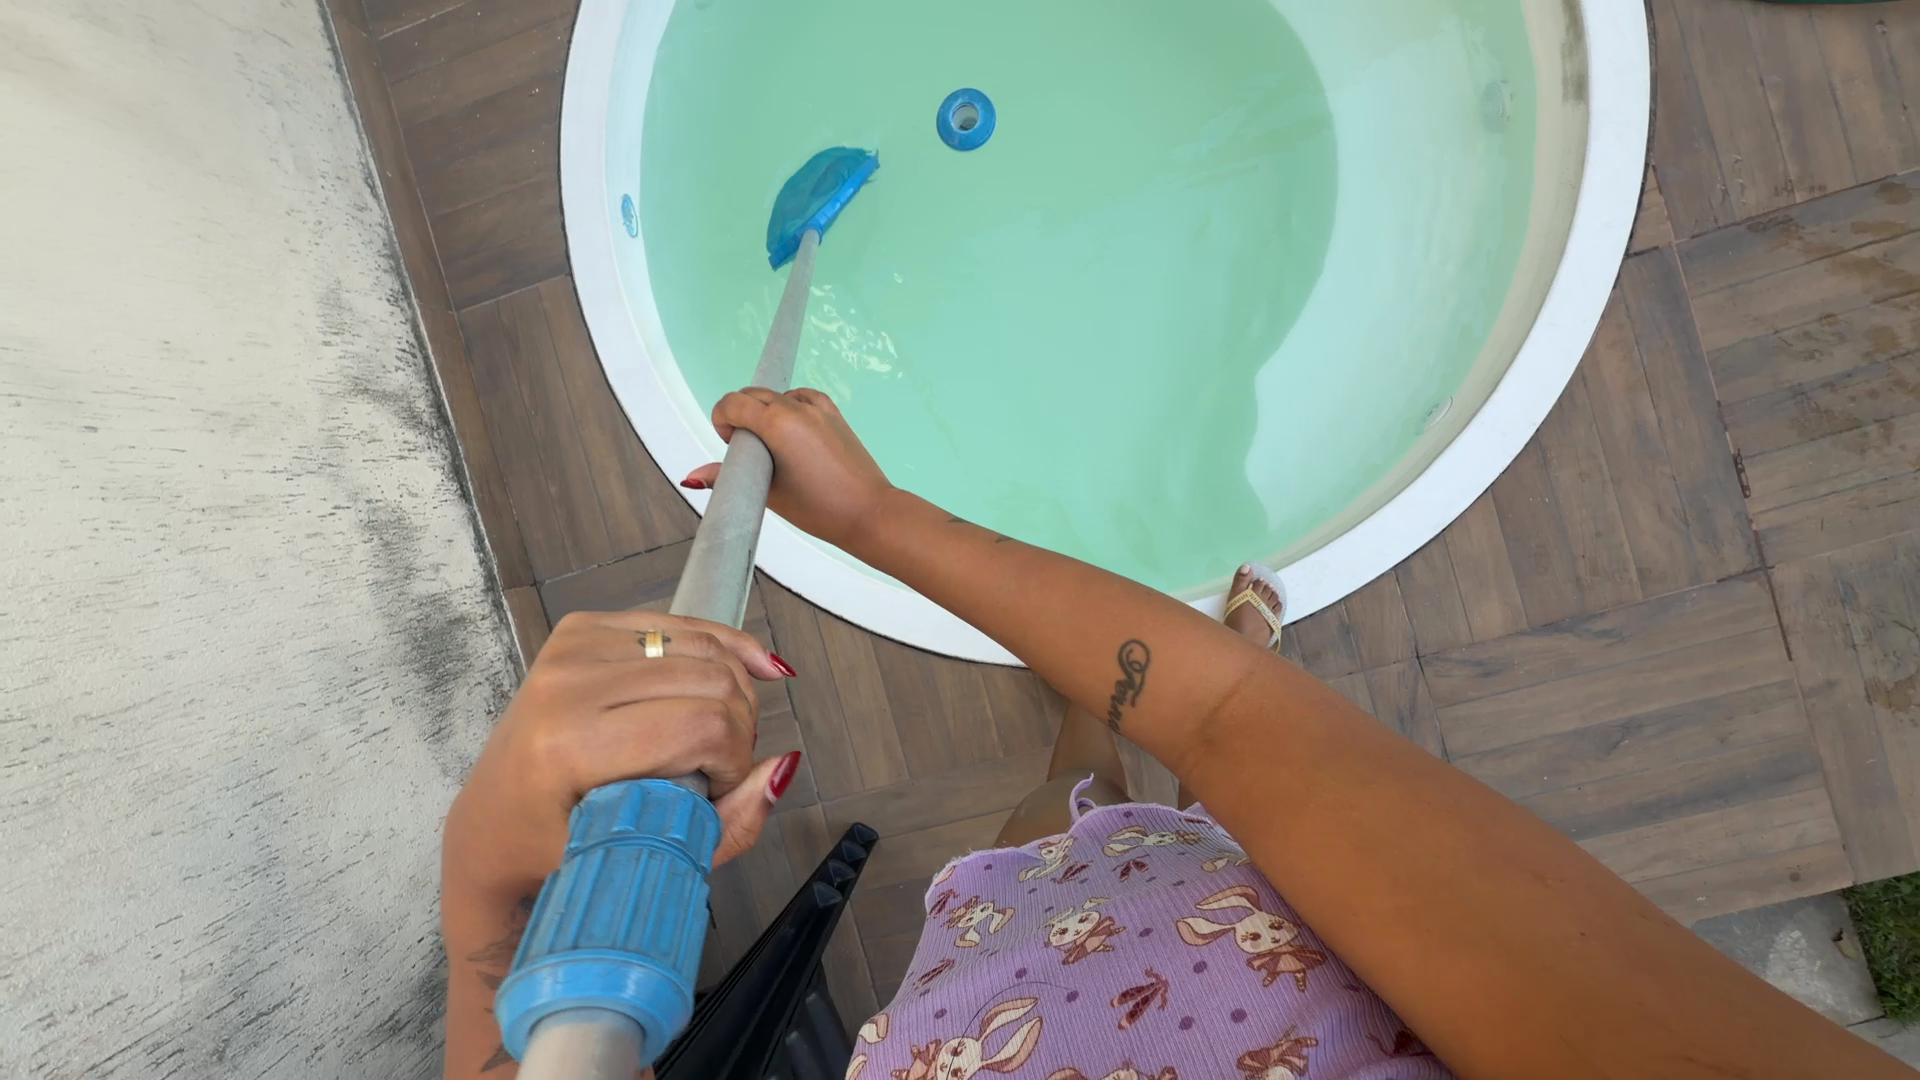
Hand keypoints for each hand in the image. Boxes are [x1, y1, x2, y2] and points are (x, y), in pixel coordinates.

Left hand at [442, 611, 801, 904]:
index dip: (735, 758)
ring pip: (706, 646)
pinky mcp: (583, 627)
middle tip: (723, 764)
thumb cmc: (557, 854)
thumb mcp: (646, 862)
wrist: (489, 827)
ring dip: (736, 689)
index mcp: (567, 744)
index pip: (702, 724)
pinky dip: (726, 645)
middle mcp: (565, 682)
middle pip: (711, 680)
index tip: (721, 790)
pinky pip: (684, 624)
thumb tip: (782, 766)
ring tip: (723, 729)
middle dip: (740, 725)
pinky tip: (752, 665)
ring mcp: (571, 647)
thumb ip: (729, 824)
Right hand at [681, 387, 893, 548]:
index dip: (722, 421)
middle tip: (747, 450)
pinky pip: (804, 398)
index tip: (730, 444)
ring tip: (771, 444)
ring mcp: (820, 410)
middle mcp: (797, 409)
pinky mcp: (835, 415)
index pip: (732, 403)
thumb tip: (692, 477)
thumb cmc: (821, 509)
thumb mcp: (769, 494)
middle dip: (741, 415)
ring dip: (765, 410)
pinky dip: (791, 408)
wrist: (868, 513)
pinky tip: (792, 433)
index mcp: (777, 424)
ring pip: (778, 394)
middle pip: (752, 394)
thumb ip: (728, 478)